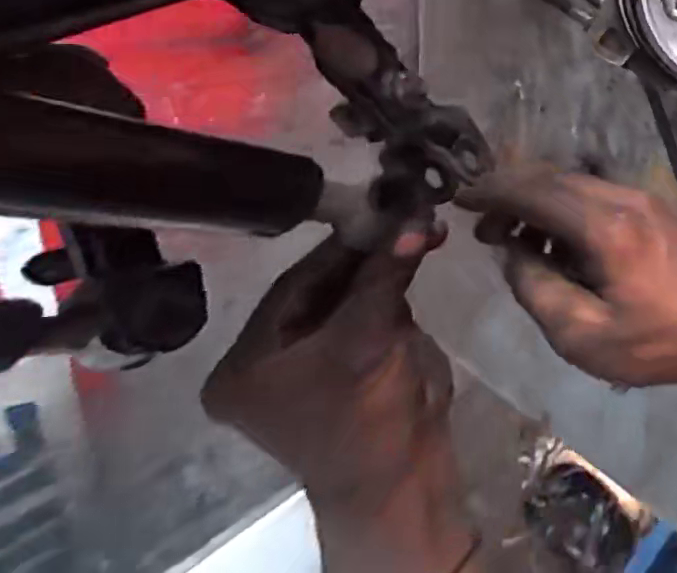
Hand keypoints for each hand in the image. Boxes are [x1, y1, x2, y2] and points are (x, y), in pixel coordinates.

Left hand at [202, 231, 476, 570]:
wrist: (403, 470)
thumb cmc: (364, 414)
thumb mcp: (367, 340)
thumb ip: (385, 276)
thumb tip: (413, 216)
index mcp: (249, 359)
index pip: (295, 282)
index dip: (343, 243)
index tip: (385, 206)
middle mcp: (277, 350)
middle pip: (326, 281)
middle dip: (372, 247)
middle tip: (412, 210)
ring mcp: (322, 348)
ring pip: (354, 286)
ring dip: (390, 255)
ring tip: (427, 222)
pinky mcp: (361, 346)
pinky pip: (376, 298)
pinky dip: (400, 272)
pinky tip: (423, 244)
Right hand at [458, 173, 676, 387]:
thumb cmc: (655, 340)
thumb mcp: (583, 335)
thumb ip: (537, 289)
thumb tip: (511, 253)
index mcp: (606, 227)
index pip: (539, 192)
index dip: (496, 192)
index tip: (461, 200)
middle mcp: (623, 199)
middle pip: (555, 178)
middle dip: (512, 194)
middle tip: (482, 227)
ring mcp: (639, 198)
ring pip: (574, 183)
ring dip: (538, 199)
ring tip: (511, 236)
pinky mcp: (648, 207)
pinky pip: (594, 194)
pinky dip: (563, 206)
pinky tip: (551, 238)